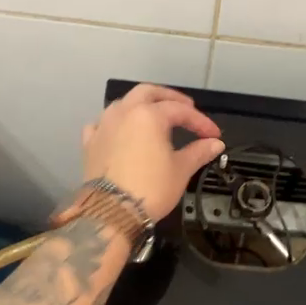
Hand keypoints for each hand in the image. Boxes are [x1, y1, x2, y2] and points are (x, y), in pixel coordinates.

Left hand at [80, 84, 224, 220]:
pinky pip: (102, 123)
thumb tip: (215, 144)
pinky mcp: (90, 142)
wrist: (111, 212)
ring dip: (140, 105)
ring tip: (153, 117)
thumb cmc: (151, 188)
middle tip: (184, 107)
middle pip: (148, 92)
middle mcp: (124, 113)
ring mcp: (103, 126)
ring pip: (123, 103)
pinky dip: (114, 123)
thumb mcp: (181, 169)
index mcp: (149, 115)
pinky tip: (120, 130)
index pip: (181, 111)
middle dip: (168, 97)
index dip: (200, 121)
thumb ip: (199, 152)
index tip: (213, 134)